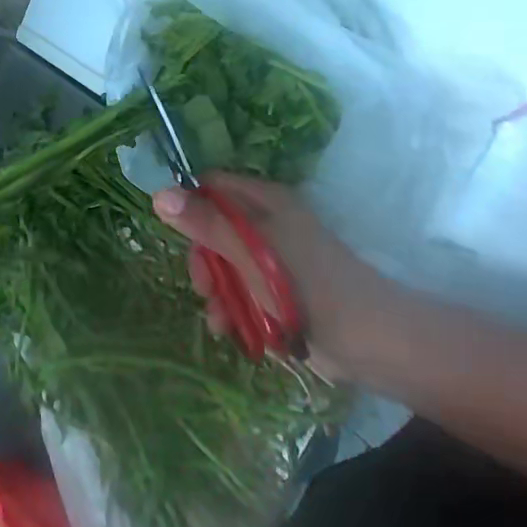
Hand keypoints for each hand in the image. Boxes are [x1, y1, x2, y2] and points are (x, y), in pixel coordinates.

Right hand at [152, 174, 402, 380]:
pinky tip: (231, 330)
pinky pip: (242, 291)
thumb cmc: (306, 286)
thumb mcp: (248, 252)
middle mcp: (268, 223)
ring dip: (216, 292)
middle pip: (213, 230)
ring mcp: (274, 258)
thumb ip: (204, 224)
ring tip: (220, 319)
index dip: (189, 205)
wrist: (367, 340)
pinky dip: (233, 309)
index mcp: (265, 201)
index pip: (212, 186)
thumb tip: (159, 194)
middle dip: (204, 261)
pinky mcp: (278, 290)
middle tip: (203, 286)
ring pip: (225, 265)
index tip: (175, 233)